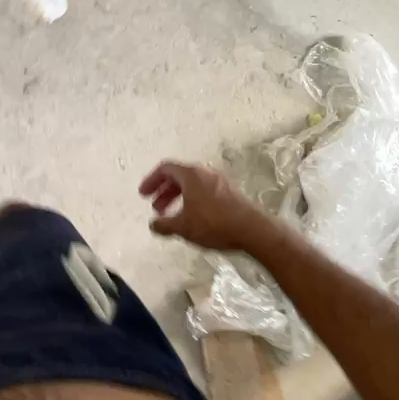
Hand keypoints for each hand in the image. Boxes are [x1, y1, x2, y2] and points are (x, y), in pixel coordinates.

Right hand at [138, 160, 279, 252]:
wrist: (255, 231)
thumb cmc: (214, 223)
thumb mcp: (183, 227)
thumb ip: (164, 225)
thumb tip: (153, 225)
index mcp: (191, 175)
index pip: (165, 168)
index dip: (151, 180)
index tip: (143, 194)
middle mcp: (205, 174)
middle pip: (178, 176)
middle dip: (164, 191)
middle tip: (156, 207)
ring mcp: (220, 183)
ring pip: (192, 185)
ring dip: (178, 197)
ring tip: (173, 215)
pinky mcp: (232, 193)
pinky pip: (205, 191)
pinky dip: (193, 200)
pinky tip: (193, 218)